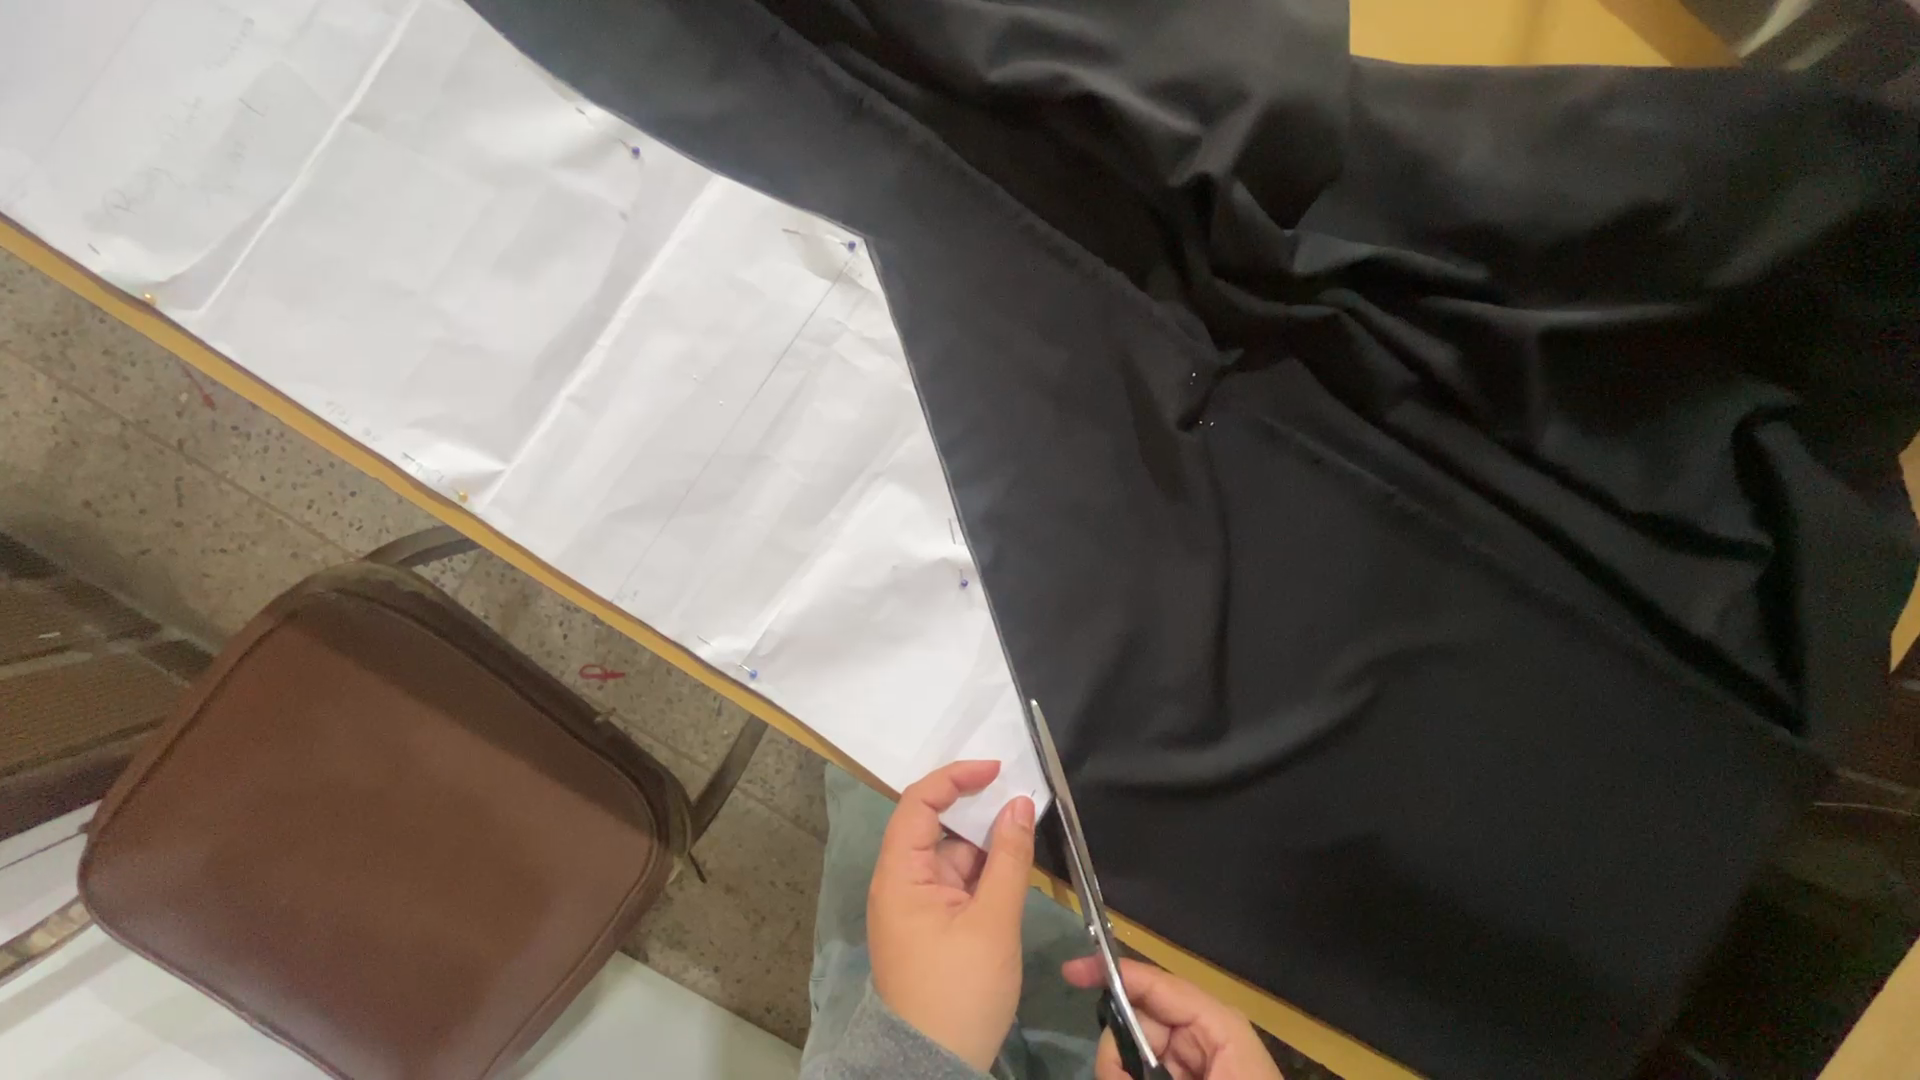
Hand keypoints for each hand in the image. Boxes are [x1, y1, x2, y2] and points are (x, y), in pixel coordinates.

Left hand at [868, 760, 1036, 1071]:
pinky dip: (984, 865)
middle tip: (1017, 789)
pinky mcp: (932, 921)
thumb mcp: (992, 922)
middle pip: (934, 823)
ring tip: (1023, 817)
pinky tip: (1012, 855)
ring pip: (950, 851)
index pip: (918, 803)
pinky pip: (957, 878)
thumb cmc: (960, 993)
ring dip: (984, 836)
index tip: (997, 769)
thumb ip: (1007, 858)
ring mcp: (916, 902)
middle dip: (974, 804)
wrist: (935, 1069)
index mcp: (899, 874)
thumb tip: (1018, 803)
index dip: (955, 778)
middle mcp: (901, 880)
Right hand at [1063, 957, 1284, 1079]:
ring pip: (1132, 1059)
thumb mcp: (1218, 1075)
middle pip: (1136, 1024)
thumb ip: (1146, 1068)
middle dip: (1118, 1057)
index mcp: (1216, 1026)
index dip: (1112, 973)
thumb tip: (1111, 1064)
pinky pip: (1141, 1075)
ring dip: (1123, 1075)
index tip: (1070, 973)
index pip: (1156, 985)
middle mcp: (1201, 1039)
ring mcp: (1190, 1068)